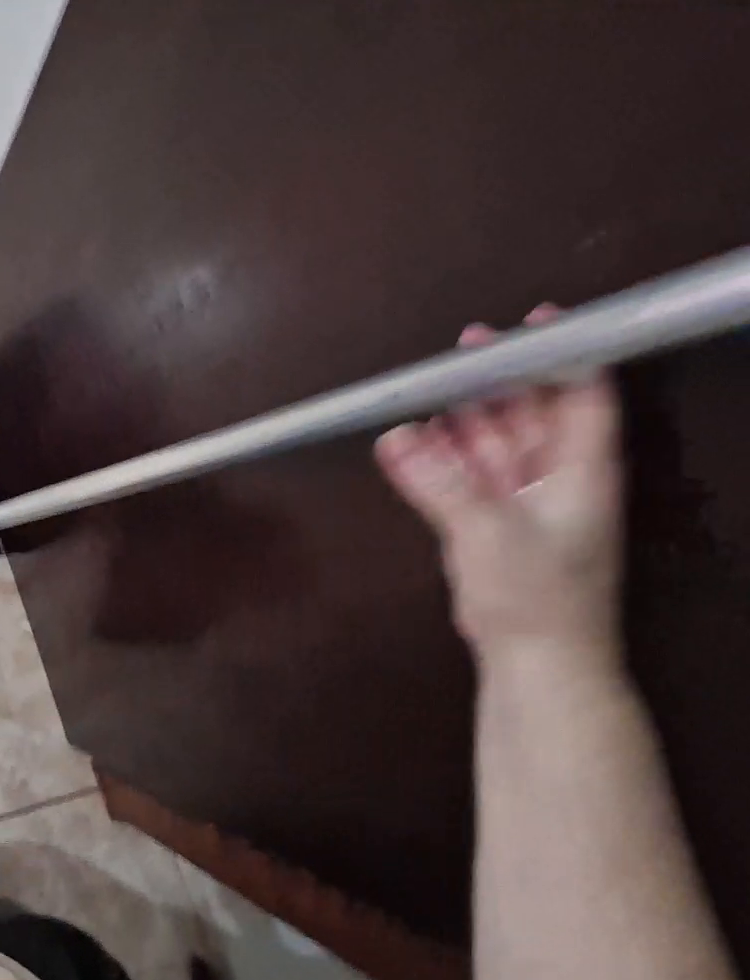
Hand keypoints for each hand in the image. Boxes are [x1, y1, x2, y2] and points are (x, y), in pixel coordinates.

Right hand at [374, 305, 625, 670]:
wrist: (534, 659)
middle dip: (497, 381)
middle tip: (458, 353)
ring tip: (422, 394)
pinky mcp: (485, 521)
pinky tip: (410, 440)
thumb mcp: (489, 531)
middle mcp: (554, 477)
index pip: (583, 395)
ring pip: (489, 442)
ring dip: (458, 420)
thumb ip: (440, 482)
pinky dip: (436, 456)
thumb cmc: (537, 596)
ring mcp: (519, 500)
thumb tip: (396, 436)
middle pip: (529, 412)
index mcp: (582, 470)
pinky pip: (460, 474)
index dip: (566, 354)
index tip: (537, 321)